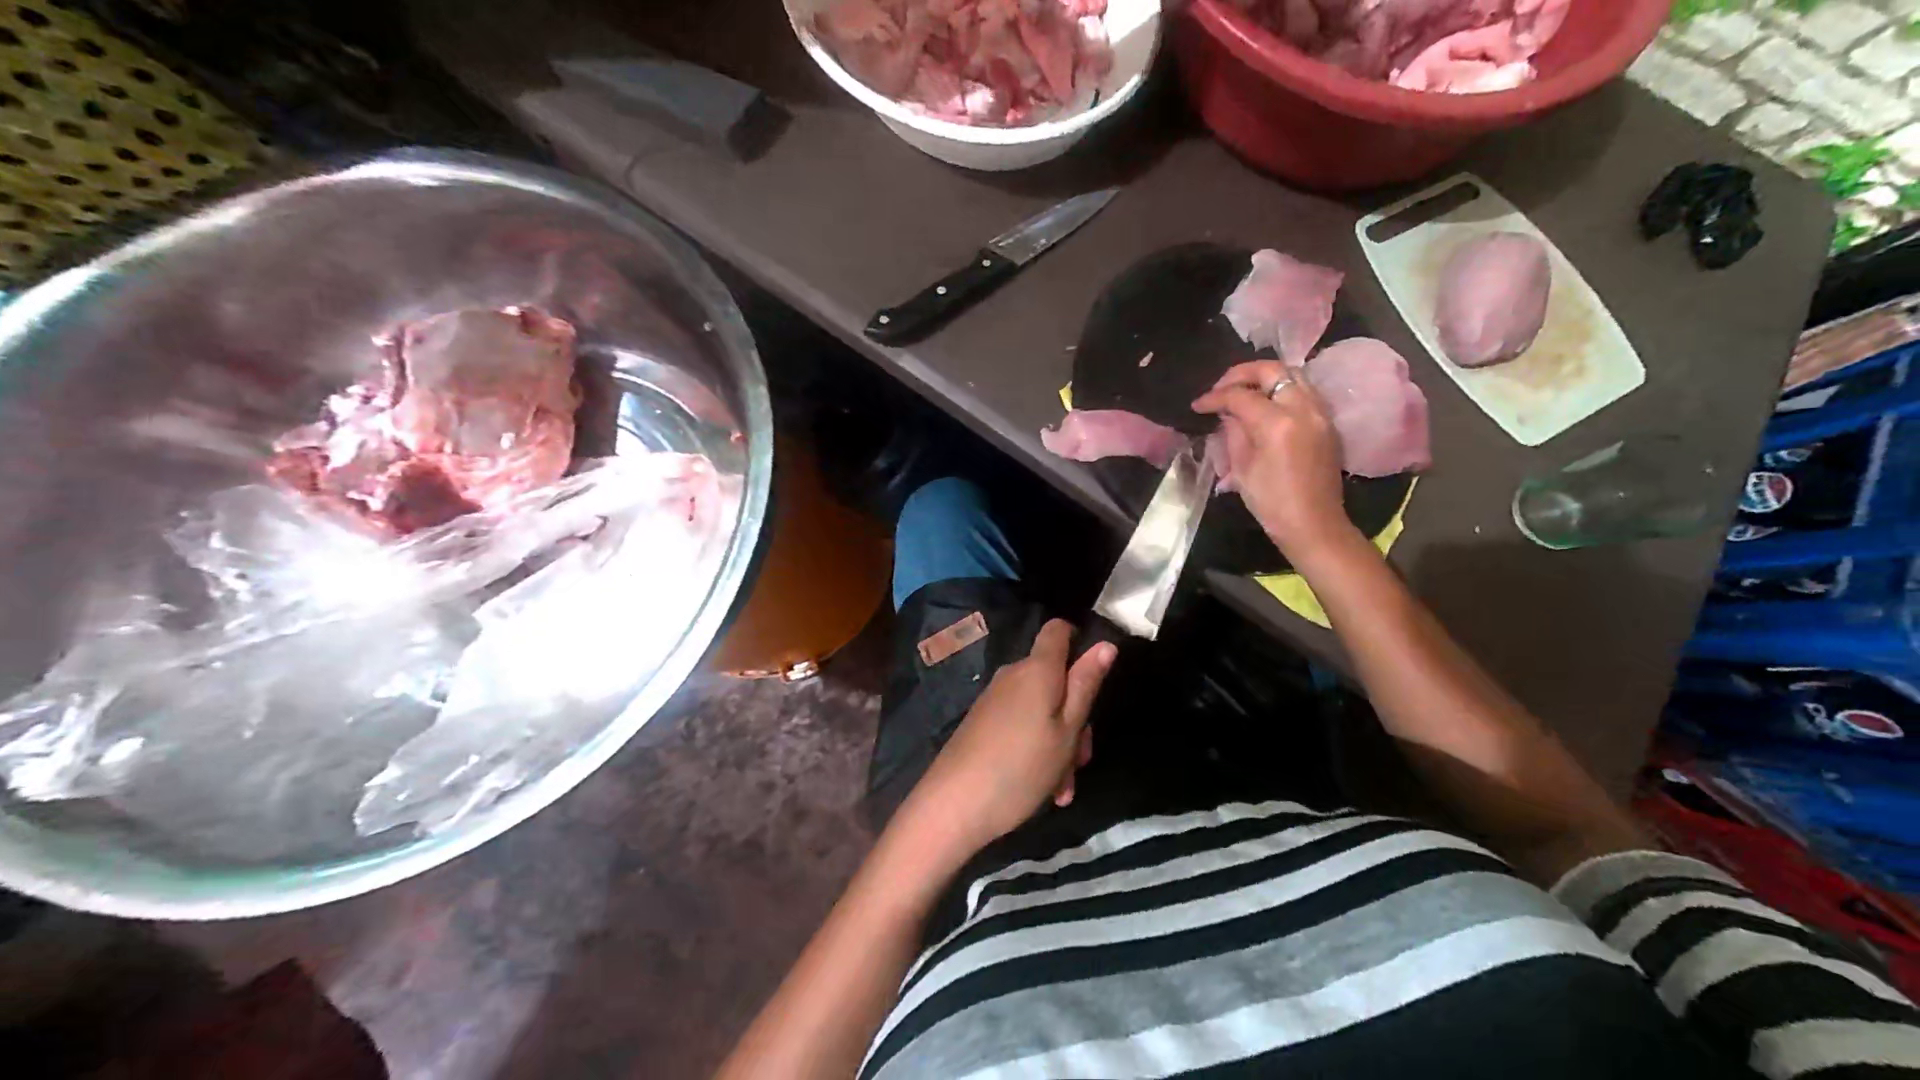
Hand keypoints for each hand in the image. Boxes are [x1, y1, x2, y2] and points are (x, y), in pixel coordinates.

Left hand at [896, 621, 1115, 862]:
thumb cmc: (1022, 766)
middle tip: (1081, 758)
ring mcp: (995, 700)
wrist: (954, 804)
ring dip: (1059, 745)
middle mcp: (1013, 676)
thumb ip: (1085, 684)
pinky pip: (1022, 726)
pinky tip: (1044, 790)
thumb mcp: (1067, 730)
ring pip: (1042, 711)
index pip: (1058, 630)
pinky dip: (1037, 751)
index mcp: (1037, 670)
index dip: (1079, 641)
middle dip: (1075, 717)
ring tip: (1062, 788)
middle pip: (1055, 680)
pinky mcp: (983, 722)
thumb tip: (1105, 644)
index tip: (1094, 673)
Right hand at [1192, 361, 1357, 560]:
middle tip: (1221, 388)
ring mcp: (1320, 413)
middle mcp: (1303, 409)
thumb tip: (1228, 414)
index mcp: (1278, 423)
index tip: (1198, 406)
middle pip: (1272, 370)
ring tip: (1244, 393)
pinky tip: (1267, 406)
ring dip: (1265, 378)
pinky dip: (1283, 390)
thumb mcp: (1242, 468)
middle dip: (1242, 374)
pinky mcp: (1328, 423)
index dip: (1215, 397)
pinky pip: (1304, 392)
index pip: (1240, 396)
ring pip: (1293, 375)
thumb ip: (1234, 432)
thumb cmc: (1271, 503)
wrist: (1314, 524)